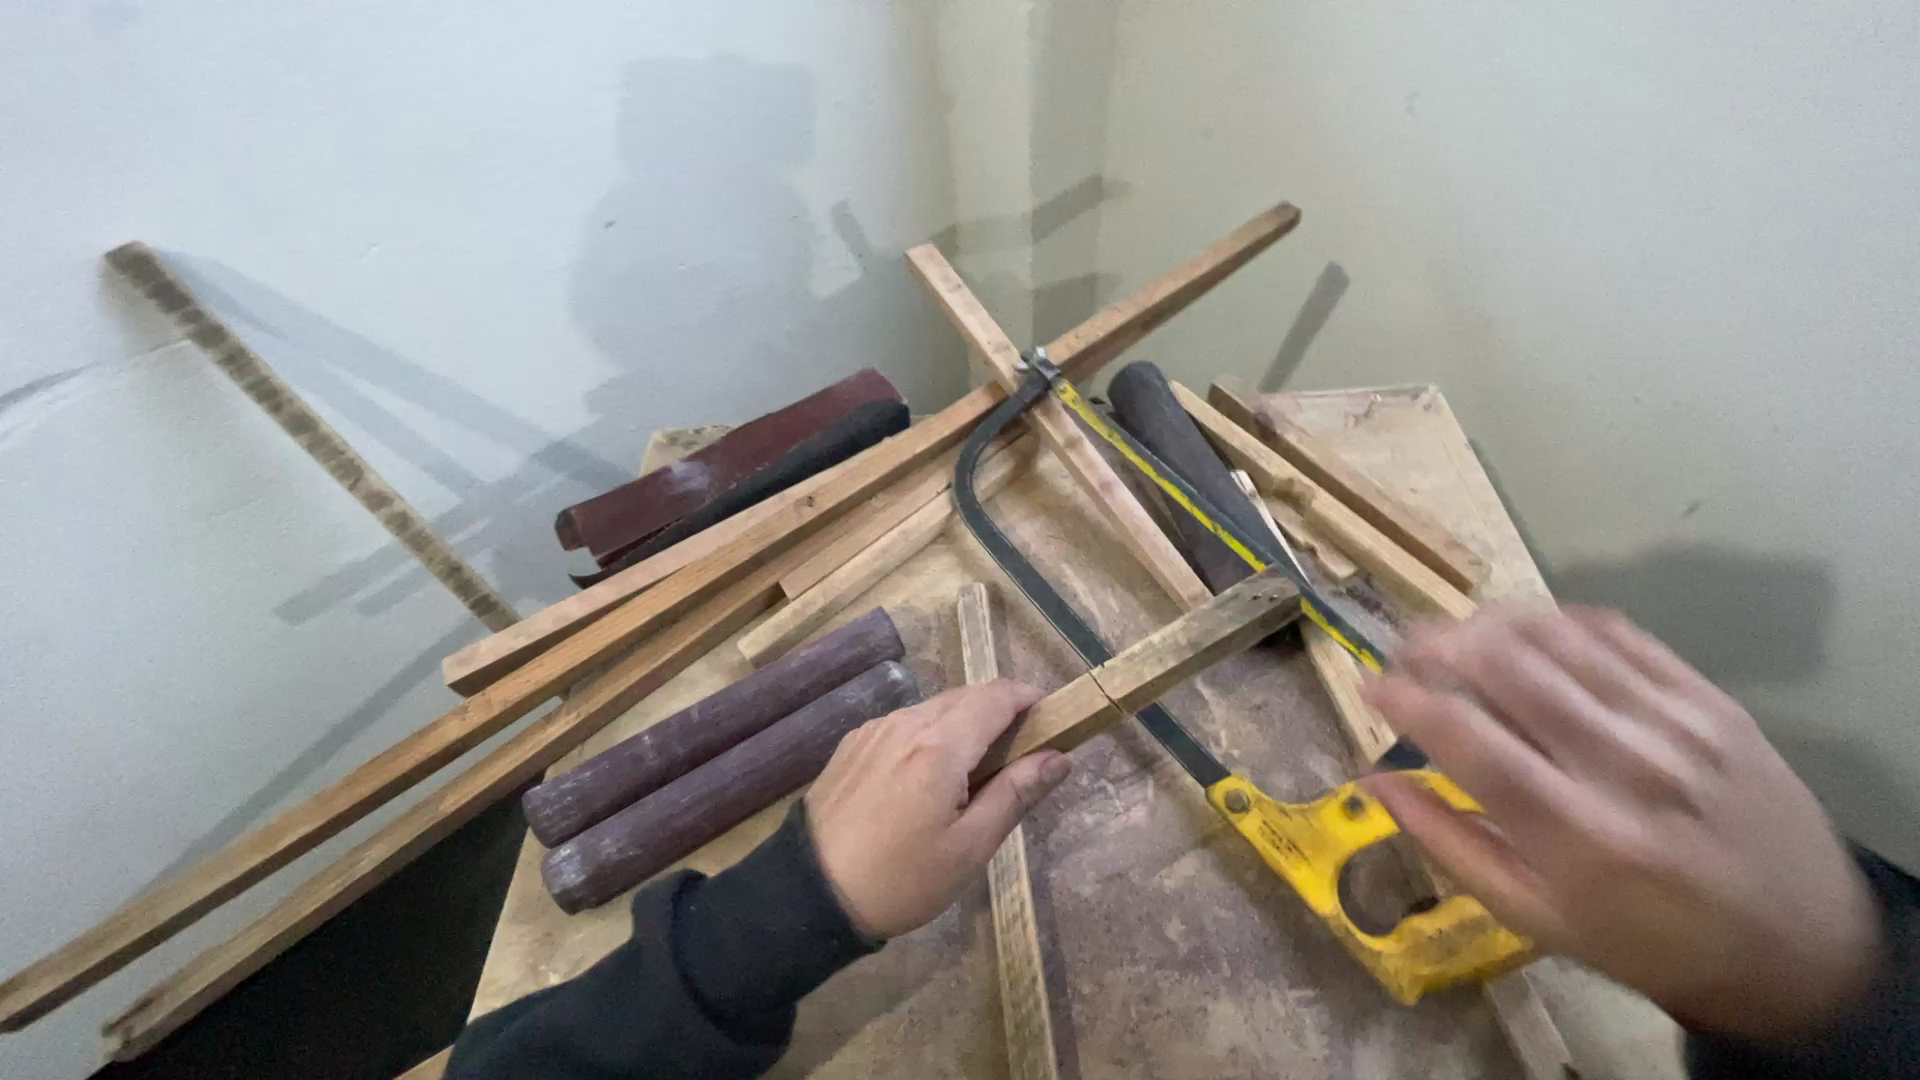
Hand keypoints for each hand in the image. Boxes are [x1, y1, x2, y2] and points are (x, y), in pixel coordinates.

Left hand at [805, 679, 1071, 939]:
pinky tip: (926, 775)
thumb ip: (1016, 793)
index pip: (996, 696)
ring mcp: (875, 728)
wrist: (809, 895)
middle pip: (966, 696)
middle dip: (999, 712)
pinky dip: (929, 733)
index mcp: (940, 746)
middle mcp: (906, 722)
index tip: (1049, 717)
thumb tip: (1059, 756)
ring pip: (934, 707)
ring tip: (972, 770)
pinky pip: (905, 723)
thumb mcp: (969, 847)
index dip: (1028, 698)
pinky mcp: (853, 741)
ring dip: (963, 723)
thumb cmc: (901, 879)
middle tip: (1017, 753)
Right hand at [1361, 606, 1879, 1038]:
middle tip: (1402, 652)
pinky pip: (1612, 631)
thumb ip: (1445, 843)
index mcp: (1576, 834)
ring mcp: (1675, 725)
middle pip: (1505, 667)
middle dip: (1432, 645)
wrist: (1808, 948)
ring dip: (1481, 624)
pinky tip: (1519, 634)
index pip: (1465, 737)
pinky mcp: (1709, 700)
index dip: (1403, 699)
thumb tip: (1371, 780)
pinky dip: (1547, 621)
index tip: (1369, 686)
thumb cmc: (1643, 938)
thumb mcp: (1532, 915)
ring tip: (1450, 638)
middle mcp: (1625, 767)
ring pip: (1551, 637)